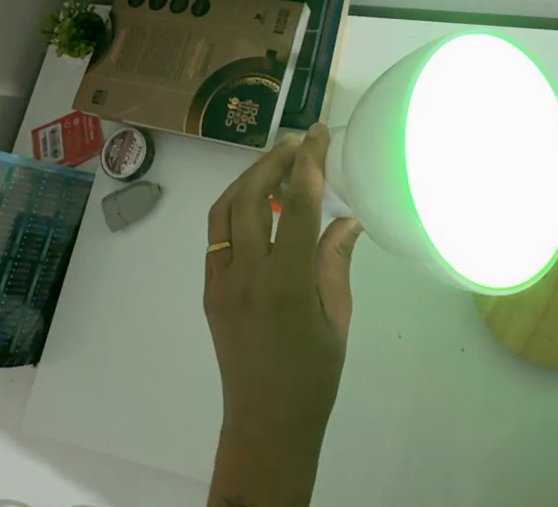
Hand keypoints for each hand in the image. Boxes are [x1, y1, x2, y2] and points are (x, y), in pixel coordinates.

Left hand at [204, 124, 361, 465]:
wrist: (265, 424)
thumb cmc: (313, 376)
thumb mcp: (336, 317)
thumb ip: (336, 260)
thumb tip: (348, 217)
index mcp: (285, 283)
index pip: (294, 206)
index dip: (307, 163)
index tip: (316, 133)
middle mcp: (246, 275)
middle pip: (249, 197)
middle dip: (273, 161)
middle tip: (297, 142)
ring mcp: (220, 281)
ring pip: (224, 210)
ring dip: (248, 179)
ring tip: (277, 164)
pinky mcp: (210, 290)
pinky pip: (217, 234)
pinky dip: (234, 206)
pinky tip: (257, 204)